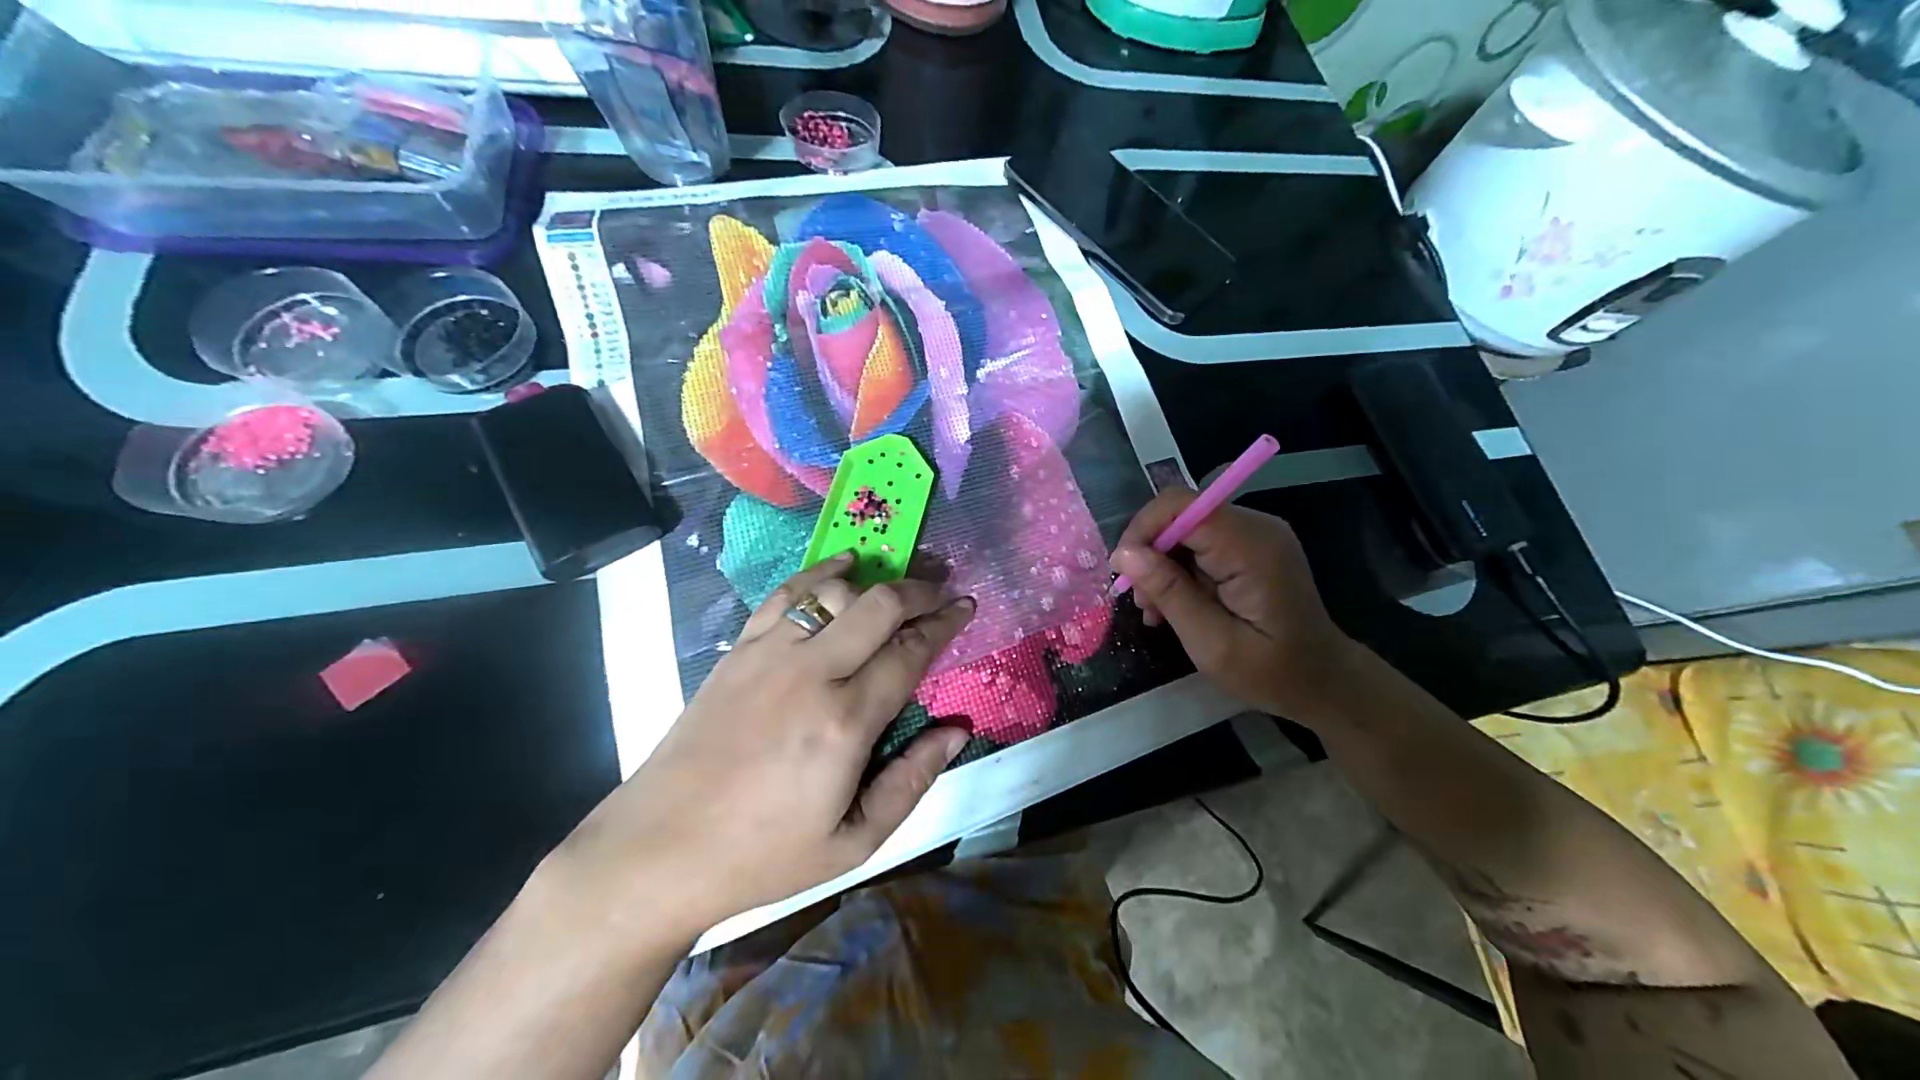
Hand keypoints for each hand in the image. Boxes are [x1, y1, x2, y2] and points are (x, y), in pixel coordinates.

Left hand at [540, 553, 974, 944]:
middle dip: (920, 591)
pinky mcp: (738, 652)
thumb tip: (957, 730)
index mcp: (844, 722)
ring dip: (876, 579)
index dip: (944, 624)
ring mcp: (768, 655)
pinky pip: (785, 594)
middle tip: (944, 588)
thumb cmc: (764, 855)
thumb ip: (912, 779)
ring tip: (902, 578)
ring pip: (834, 592)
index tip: (967, 607)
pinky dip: (819, 574)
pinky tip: (842, 567)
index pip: (909, 652)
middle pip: (878, 607)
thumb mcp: (854, 840)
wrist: (660, 849)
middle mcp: (810, 673)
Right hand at [1111, 489, 1360, 722]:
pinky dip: (1178, 570)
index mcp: (1251, 547)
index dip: (1144, 530)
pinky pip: (1199, 544)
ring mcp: (1254, 535)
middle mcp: (1255, 528)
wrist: (1323, 682)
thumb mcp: (1211, 643)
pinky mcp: (1249, 548)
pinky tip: (1172, 605)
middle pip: (1180, 515)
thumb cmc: (1271, 672)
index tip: (1124, 573)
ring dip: (1160, 566)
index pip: (1181, 506)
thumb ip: (1170, 593)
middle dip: (1149, 553)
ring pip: (1184, 530)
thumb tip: (1125, 554)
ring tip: (1155, 612)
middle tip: (1140, 602)